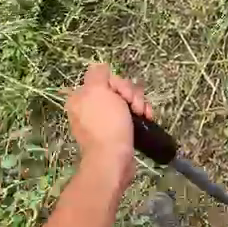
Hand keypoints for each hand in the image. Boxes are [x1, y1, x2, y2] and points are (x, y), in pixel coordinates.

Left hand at [65, 63, 153, 188]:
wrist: (114, 159)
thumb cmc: (106, 124)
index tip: (123, 96)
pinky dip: (139, 114)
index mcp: (80, 97)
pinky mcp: (116, 130)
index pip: (105, 77)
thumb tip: (102, 67)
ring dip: (139, 103)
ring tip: (144, 115)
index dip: (118, 83)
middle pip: (117, 88)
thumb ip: (98, 74)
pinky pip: (130, 114)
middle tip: (134, 107)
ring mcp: (103, 120)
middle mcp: (90, 107)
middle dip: (131, 94)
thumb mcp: (98, 90)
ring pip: (126, 100)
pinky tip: (147, 118)